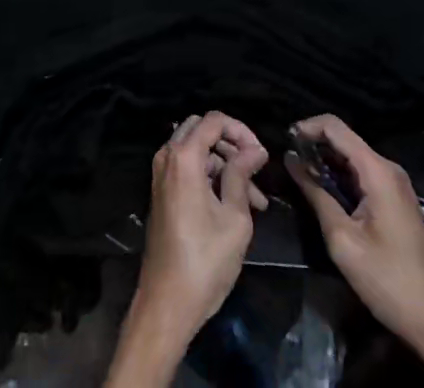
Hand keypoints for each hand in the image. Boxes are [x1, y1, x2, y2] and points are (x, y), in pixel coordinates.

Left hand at [107, 113, 267, 387]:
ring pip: (198, 152)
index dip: (241, 130)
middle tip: (256, 168)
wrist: (167, 303)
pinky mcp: (163, 194)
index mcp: (183, 158)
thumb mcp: (235, 216)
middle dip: (232, 145)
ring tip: (257, 200)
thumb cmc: (206, 260)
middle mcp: (167, 159)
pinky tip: (240, 205)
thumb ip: (242, 174)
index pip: (214, 120)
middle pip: (202, 130)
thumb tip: (256, 149)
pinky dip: (213, 179)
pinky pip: (189, 171)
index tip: (261, 154)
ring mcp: (161, 177)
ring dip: (227, 167)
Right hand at [287, 115, 423, 387]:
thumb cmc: (388, 280)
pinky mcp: (393, 200)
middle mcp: (388, 168)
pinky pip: (360, 176)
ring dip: (323, 163)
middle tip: (283, 163)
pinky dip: (337, 178)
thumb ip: (316, 195)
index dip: (307, 127)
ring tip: (295, 177)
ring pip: (350, 158)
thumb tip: (292, 160)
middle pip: (343, 140)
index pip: (336, 127)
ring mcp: (393, 184)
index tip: (282, 142)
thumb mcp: (343, 240)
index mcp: (378, 171)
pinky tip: (319, 193)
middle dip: (312, 146)